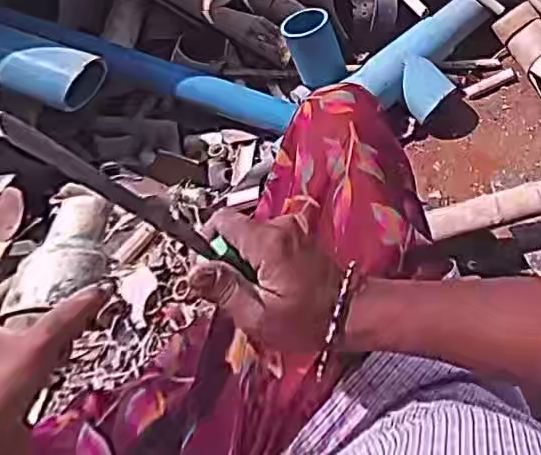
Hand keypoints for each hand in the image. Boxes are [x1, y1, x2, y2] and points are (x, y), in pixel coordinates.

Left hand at [0, 284, 110, 454]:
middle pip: (18, 322)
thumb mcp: (41, 344)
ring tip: (68, 341)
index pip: (4, 296)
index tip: (57, 280)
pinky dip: (44, 368)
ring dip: (48, 346)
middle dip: (47, 319)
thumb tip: (98, 291)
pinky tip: (58, 369)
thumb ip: (72, 313)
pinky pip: (24, 373)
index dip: (32, 287)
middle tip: (70, 313)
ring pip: (23, 349)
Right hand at [185, 208, 343, 352]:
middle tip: (230, 293)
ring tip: (253, 293)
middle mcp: (281, 226)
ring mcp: (292, 228)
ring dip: (242, 262)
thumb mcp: (256, 315)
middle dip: (225, 259)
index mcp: (268, 240)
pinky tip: (267, 285)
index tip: (204, 272)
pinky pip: (265, 241)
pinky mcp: (297, 235)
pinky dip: (258, 260)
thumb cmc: (305, 319)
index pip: (222, 220)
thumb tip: (194, 273)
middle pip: (235, 230)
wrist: (346, 311)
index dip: (205, 244)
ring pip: (249, 238)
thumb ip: (224, 290)